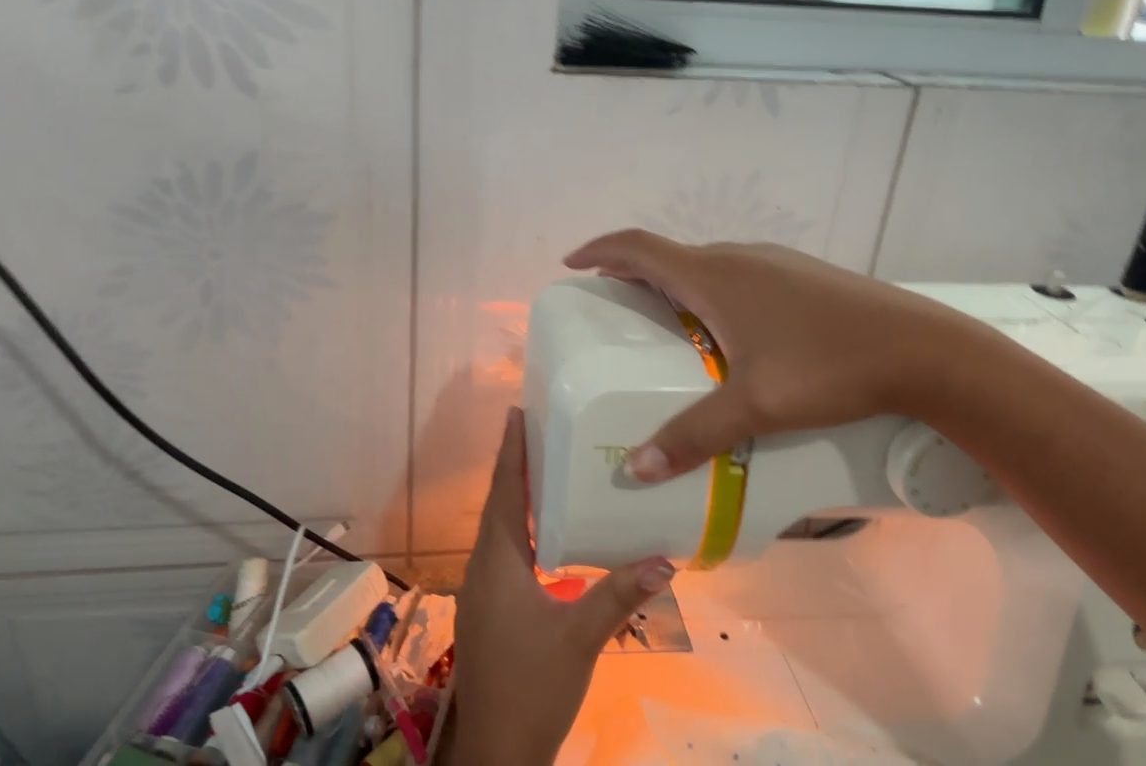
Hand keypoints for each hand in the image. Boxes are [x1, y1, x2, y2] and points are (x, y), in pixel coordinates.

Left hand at [446, 408, 675, 765]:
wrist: (498, 750)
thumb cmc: (534, 686)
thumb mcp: (582, 638)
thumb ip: (619, 595)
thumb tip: (665, 557)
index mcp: (497, 564)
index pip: (503, 494)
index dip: (510, 453)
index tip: (515, 412)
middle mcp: (482, 570)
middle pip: (498, 508)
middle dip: (516, 470)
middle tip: (544, 434)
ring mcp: (480, 594)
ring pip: (499, 534)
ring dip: (519, 503)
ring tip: (549, 477)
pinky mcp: (487, 614)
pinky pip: (503, 557)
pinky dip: (523, 536)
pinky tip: (548, 542)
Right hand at [564, 229, 1004, 482]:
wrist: (923, 349)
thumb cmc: (828, 368)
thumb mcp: (755, 406)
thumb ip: (692, 436)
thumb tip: (636, 468)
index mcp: (713, 276)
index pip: (638, 247)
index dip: (599, 250)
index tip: (571, 264)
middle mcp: (738, 258)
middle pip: (669, 255)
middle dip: (632, 273)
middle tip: (611, 306)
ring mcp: (774, 263)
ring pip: (706, 264)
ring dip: (673, 282)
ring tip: (662, 321)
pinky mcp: (801, 276)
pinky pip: (736, 275)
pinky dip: (708, 290)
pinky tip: (726, 331)